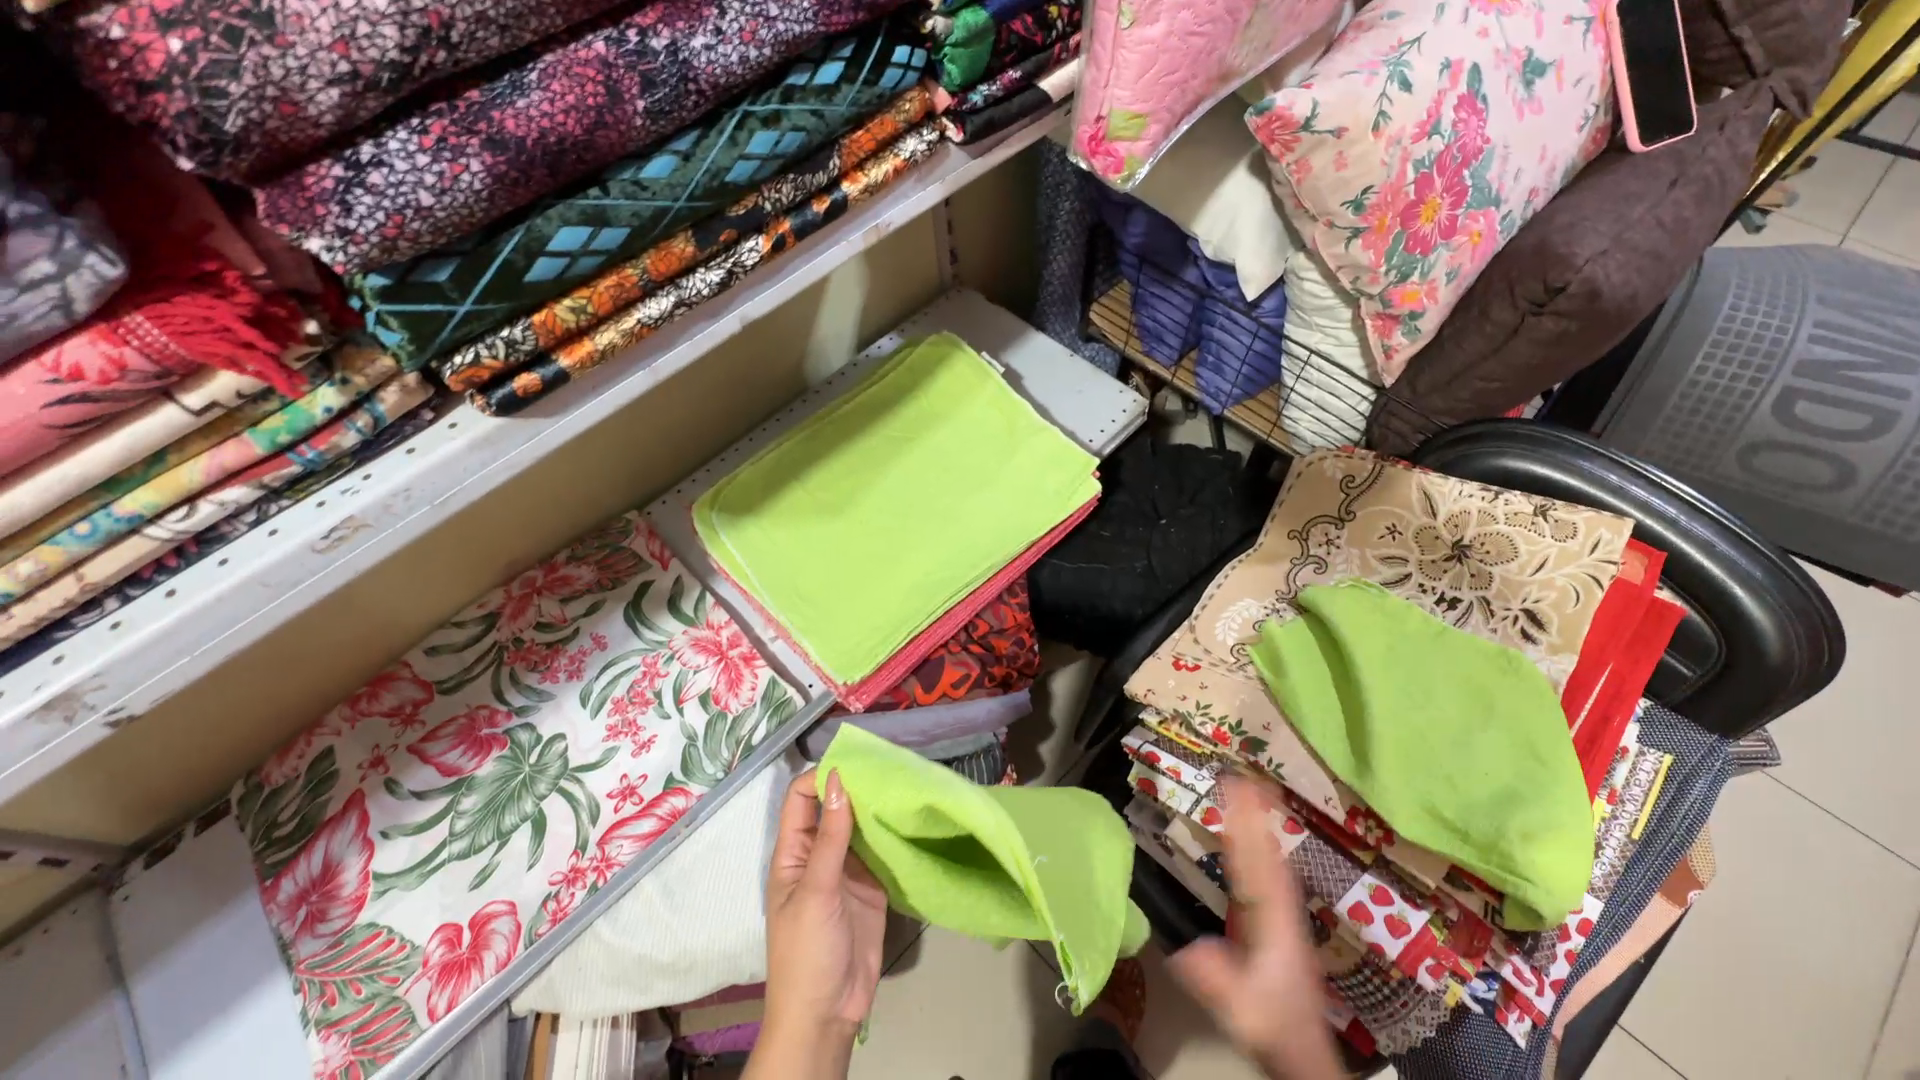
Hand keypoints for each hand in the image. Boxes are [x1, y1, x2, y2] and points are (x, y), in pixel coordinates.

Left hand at [747, 768, 888, 1079]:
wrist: (827, 1011)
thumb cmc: (807, 950)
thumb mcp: (816, 890)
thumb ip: (831, 836)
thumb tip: (838, 780)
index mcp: (793, 852)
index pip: (801, 799)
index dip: (822, 777)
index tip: (856, 763)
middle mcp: (820, 855)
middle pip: (836, 808)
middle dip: (858, 787)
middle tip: (892, 765)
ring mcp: (848, 871)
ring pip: (862, 827)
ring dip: (879, 808)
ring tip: (908, 783)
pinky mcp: (873, 887)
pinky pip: (883, 852)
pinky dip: (895, 835)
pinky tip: (914, 817)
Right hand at [1169, 777, 1343, 1079]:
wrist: (1298, 1047)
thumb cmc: (1267, 1023)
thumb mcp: (1240, 1007)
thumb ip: (1217, 980)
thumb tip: (1187, 951)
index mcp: (1271, 920)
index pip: (1256, 863)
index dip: (1246, 825)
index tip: (1237, 788)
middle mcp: (1280, 908)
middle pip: (1268, 851)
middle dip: (1256, 812)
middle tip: (1245, 773)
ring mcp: (1281, 912)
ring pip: (1271, 857)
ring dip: (1261, 823)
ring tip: (1253, 789)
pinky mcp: (1276, 919)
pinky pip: (1268, 870)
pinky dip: (1261, 845)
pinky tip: (1256, 835)